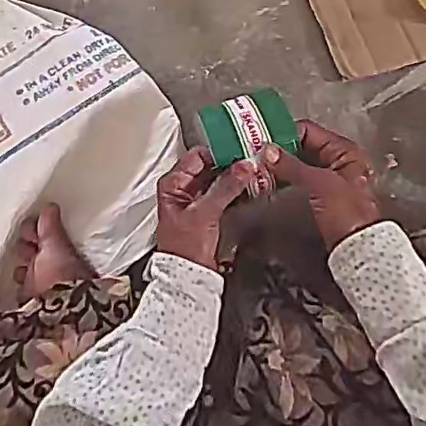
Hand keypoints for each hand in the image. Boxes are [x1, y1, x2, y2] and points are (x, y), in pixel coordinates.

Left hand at [155, 146, 256, 267]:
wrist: (189, 277)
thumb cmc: (184, 249)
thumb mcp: (204, 213)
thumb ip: (225, 187)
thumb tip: (243, 167)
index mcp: (173, 184)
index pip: (197, 156)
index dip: (217, 151)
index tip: (237, 148)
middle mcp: (183, 189)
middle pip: (209, 165)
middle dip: (229, 162)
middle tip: (249, 157)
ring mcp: (197, 199)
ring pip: (219, 178)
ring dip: (234, 175)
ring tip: (252, 169)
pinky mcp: (210, 210)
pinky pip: (225, 191)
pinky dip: (236, 187)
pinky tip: (249, 184)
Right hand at [262, 121, 381, 249]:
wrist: (356, 248)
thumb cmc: (346, 212)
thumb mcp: (319, 183)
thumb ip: (292, 165)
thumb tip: (267, 150)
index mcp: (344, 151)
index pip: (309, 131)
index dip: (286, 133)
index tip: (263, 138)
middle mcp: (337, 161)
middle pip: (302, 147)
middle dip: (280, 150)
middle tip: (256, 152)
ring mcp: (328, 179)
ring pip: (298, 164)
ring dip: (280, 165)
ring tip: (258, 166)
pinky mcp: (320, 196)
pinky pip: (298, 180)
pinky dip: (284, 178)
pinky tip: (268, 180)